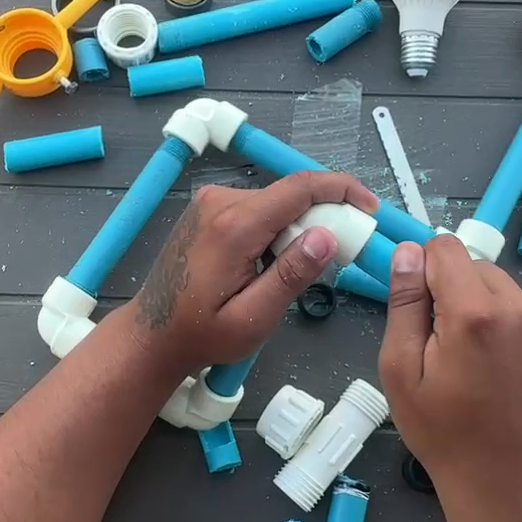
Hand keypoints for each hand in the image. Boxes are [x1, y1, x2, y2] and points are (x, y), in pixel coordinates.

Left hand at [113, 171, 378, 376]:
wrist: (153, 334)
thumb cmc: (201, 334)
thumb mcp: (253, 317)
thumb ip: (291, 275)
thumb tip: (327, 236)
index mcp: (234, 225)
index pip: (299, 187)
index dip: (342, 190)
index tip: (369, 208)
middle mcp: (221, 201)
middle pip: (290, 195)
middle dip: (322, 218)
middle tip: (341, 255)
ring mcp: (211, 202)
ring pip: (275, 202)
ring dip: (297, 228)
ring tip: (295, 272)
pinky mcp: (209, 210)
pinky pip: (257, 209)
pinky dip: (276, 229)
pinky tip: (271, 264)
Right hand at [378, 234, 521, 492]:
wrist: (511, 490)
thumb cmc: (445, 434)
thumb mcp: (401, 372)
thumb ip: (405, 304)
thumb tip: (410, 252)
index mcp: (473, 313)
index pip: (446, 249)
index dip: (429, 273)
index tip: (427, 309)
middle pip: (484, 272)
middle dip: (464, 297)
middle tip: (458, 350)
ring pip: (519, 298)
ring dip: (501, 318)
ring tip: (495, 370)